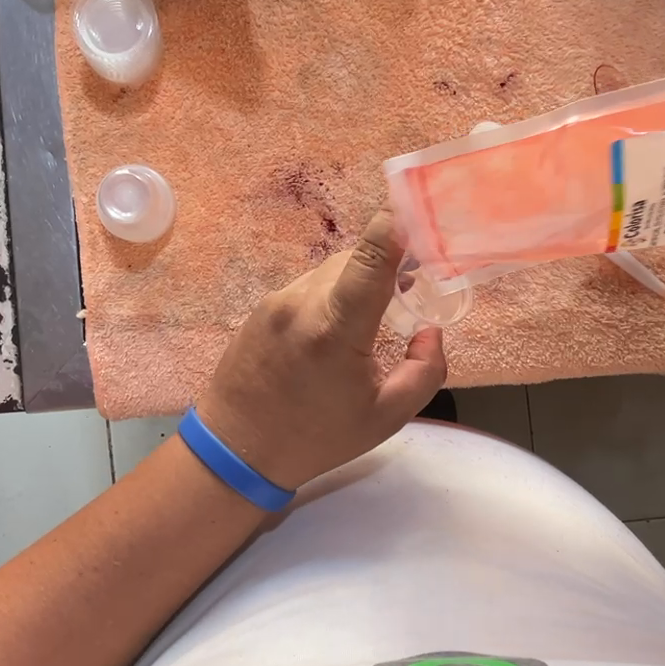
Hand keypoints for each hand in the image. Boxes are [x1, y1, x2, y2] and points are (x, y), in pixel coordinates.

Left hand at [196, 212, 448, 490]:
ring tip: (370, 315)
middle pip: (354, 259)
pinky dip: (329, 295)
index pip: (370, 254)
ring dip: (355, 283)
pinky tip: (332, 330)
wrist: (234, 450)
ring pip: (329, 271)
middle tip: (410, 287)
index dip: (397, 225)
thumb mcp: (386, 418)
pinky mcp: (260, 308)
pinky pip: (306, 287)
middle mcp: (302, 301)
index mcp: (336, 326)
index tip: (420, 215)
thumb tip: (430, 331)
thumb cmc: (314, 438)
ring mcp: (276, 301)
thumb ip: (424, 371)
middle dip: (384, 266)